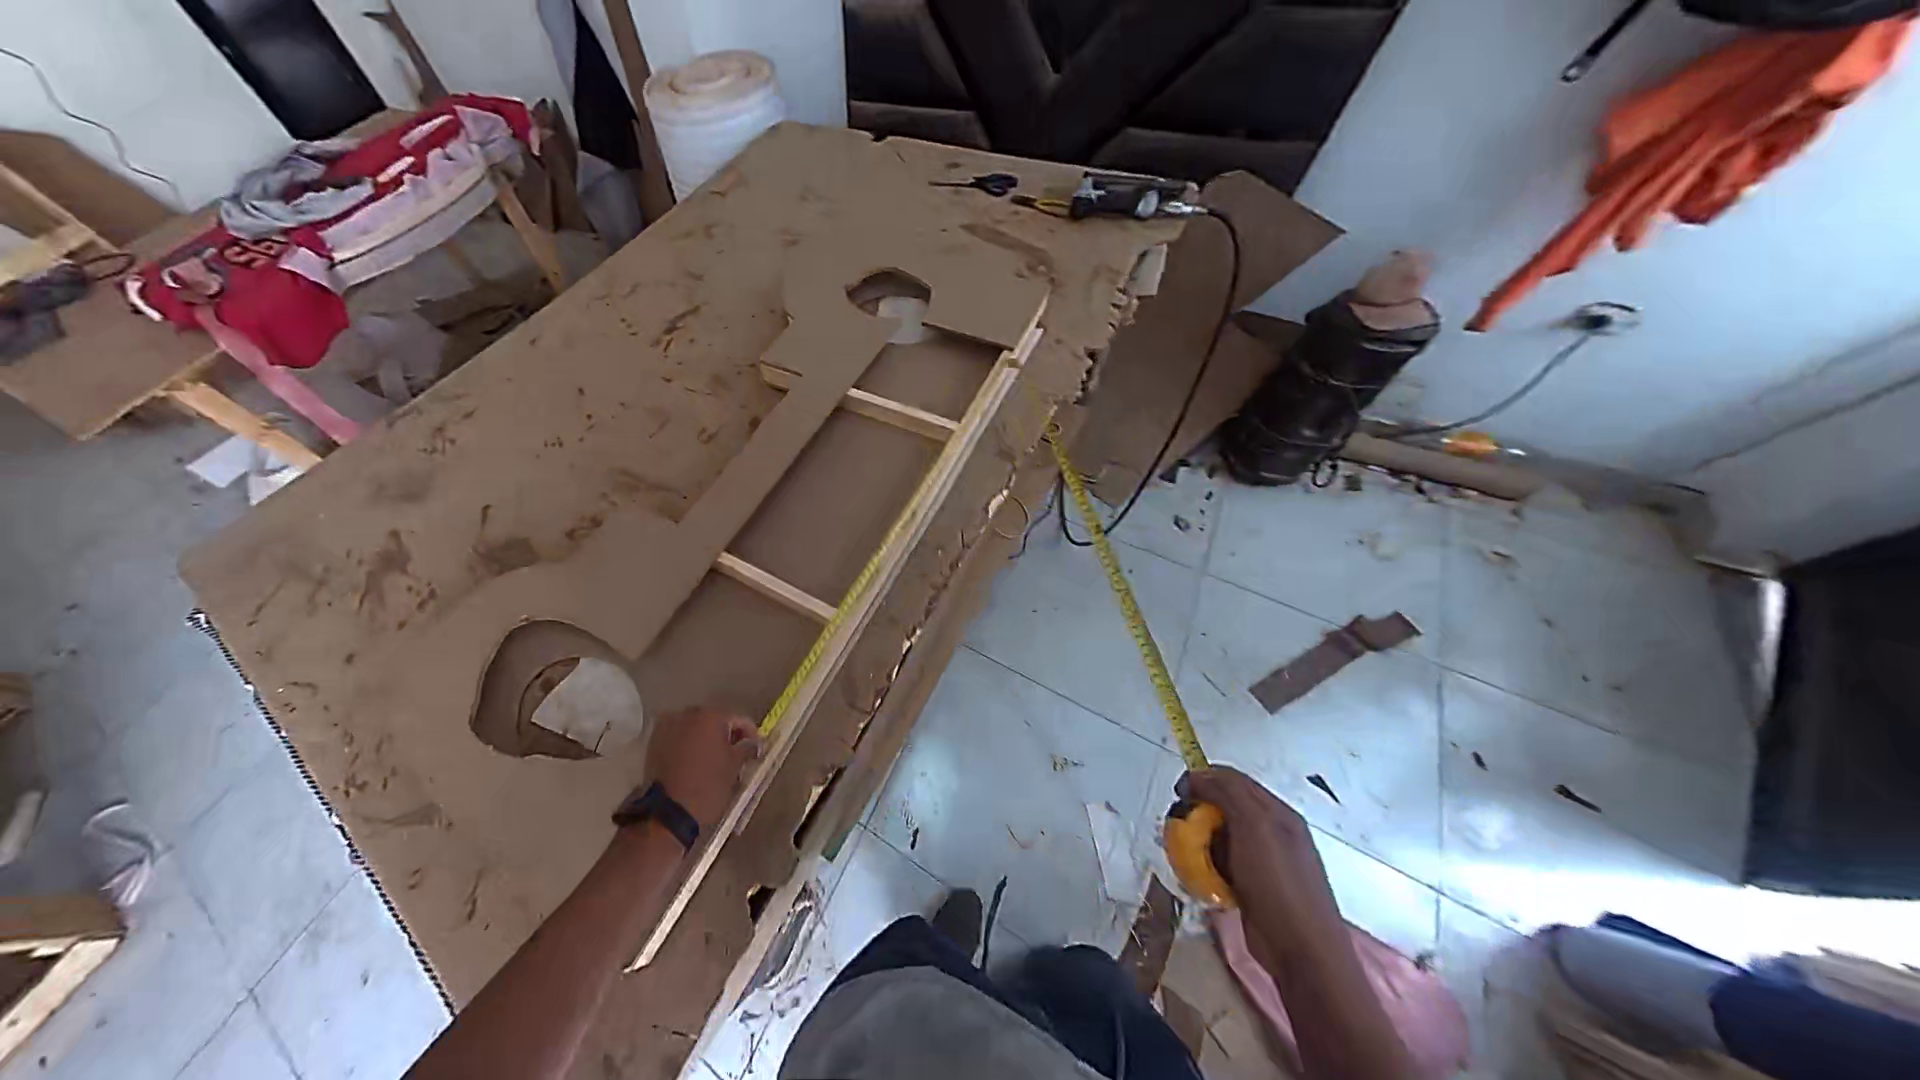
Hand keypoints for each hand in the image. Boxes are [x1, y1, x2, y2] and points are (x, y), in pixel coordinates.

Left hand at [644, 707, 762, 827]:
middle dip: (726, 734)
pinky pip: (679, 739)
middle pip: (714, 721)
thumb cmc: (708, 785)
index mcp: (710, 716)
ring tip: (715, 759)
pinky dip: (689, 746)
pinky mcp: (653, 744)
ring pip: (694, 729)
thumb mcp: (734, 766)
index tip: (756, 749)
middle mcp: (686, 715)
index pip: (738, 720)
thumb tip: (753, 743)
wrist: (668, 814)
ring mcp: (666, 728)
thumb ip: (746, 747)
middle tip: (735, 753)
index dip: (750, 734)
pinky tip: (696, 762)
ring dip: (706, 740)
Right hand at [1179, 767, 1342, 952]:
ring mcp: (1262, 861)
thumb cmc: (1278, 881)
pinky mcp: (1252, 886)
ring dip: (1200, 841)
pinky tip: (1200, 877)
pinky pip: (1222, 864)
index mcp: (1276, 811)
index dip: (1203, 780)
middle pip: (1224, 807)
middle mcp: (1271, 831)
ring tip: (1187, 855)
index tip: (1179, 793)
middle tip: (1180, 827)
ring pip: (1220, 836)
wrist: (1301, 950)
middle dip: (1198, 812)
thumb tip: (1197, 776)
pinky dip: (1207, 866)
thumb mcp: (1254, 824)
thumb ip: (1227, 792)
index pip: (1233, 779)